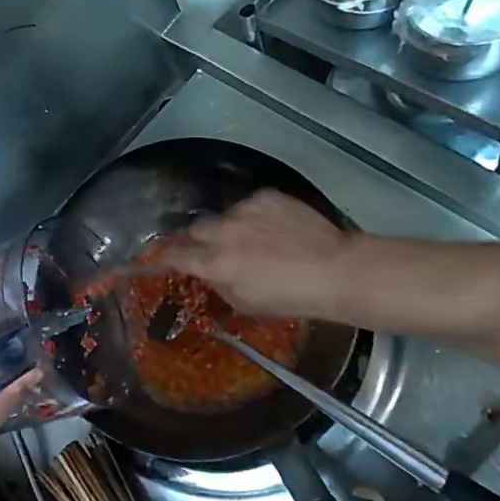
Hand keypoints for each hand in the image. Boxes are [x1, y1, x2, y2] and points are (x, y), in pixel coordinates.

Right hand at [157, 189, 353, 317]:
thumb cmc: (291, 297)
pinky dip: (254, 217)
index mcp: (216, 263)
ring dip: (230, 228)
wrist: (336, 270)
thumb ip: (218, 284)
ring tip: (252, 240)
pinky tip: (273, 229)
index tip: (162, 258)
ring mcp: (246, 210)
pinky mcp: (267, 196)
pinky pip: (249, 205)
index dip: (165, 257)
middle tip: (212, 249)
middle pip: (194, 229)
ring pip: (224, 216)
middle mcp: (224, 232)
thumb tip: (208, 272)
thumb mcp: (246, 304)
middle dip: (198, 239)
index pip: (175, 255)